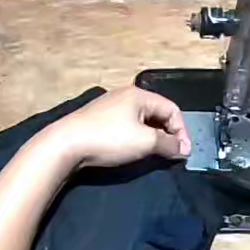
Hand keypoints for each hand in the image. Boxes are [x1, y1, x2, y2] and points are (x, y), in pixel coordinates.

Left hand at [35, 87, 189, 170]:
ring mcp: (110, 107)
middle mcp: (125, 96)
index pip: (172, 109)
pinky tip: (132, 151)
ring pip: (141, 121)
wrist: (66, 144)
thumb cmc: (109, 139)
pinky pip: (126, 126)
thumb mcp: (145, 142)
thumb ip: (169, 144)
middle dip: (167, 134)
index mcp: (139, 95)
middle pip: (157, 113)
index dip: (182, 131)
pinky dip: (136, 138)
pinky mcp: (98, 120)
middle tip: (171, 154)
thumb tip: (184, 148)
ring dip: (152, 137)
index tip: (182, 152)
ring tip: (154, 155)